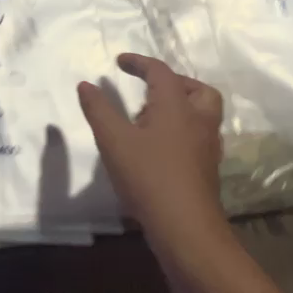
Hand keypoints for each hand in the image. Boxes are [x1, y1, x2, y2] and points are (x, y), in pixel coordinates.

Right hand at [75, 52, 224, 238]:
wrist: (186, 230)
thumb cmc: (148, 176)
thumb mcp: (112, 139)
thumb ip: (98, 108)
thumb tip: (86, 84)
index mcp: (176, 107)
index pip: (161, 72)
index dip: (140, 62)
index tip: (119, 62)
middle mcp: (197, 122)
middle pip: (198, 90)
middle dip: (175, 82)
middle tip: (149, 87)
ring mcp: (206, 148)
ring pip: (202, 115)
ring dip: (180, 106)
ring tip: (149, 116)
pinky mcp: (207, 169)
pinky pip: (199, 135)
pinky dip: (182, 128)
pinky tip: (159, 144)